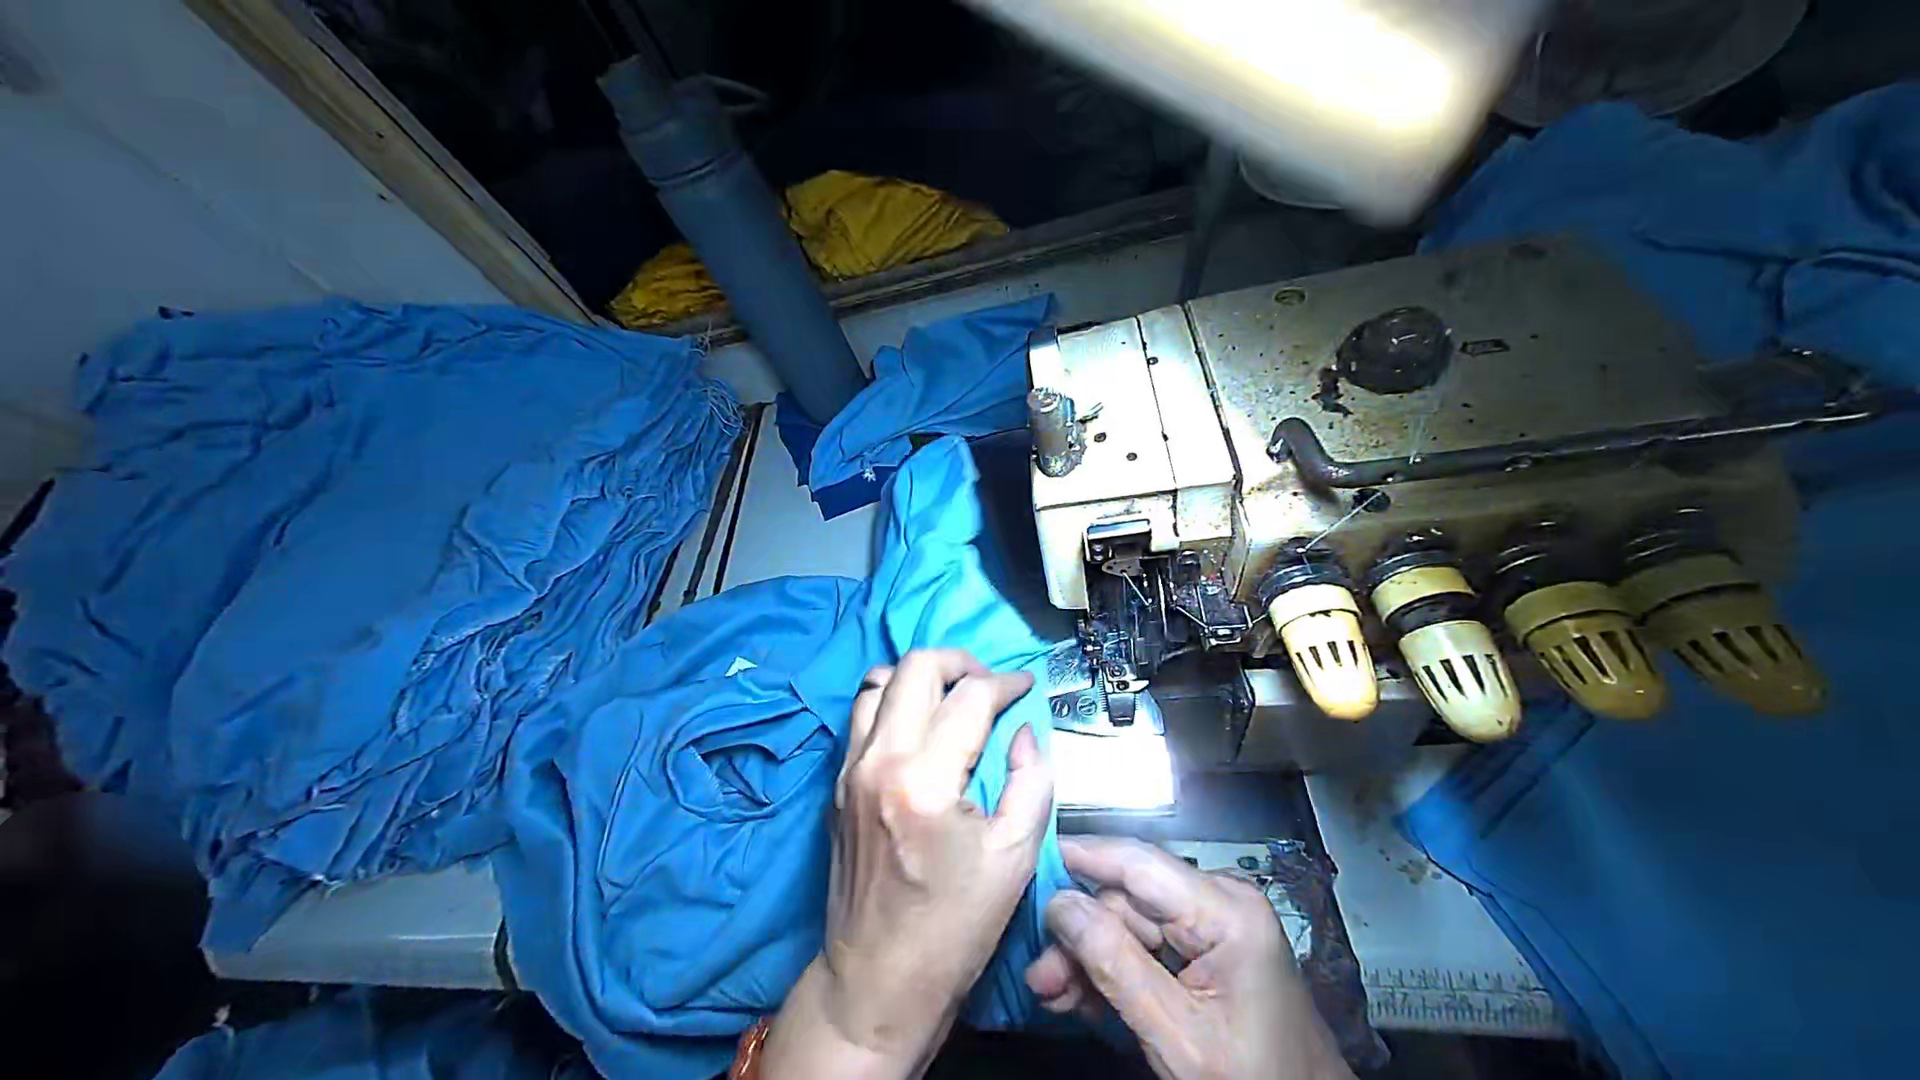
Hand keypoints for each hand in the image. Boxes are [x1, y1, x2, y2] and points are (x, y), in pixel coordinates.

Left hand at [763, 649, 1051, 1079]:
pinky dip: (894, 702)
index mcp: (923, 782)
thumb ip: (1031, 780)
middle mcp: (877, 761)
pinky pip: (862, 716)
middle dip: (960, 661)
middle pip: (915, 667)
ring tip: (952, 695)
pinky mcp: (836, 784)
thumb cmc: (953, 927)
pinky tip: (919, 724)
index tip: (1025, 687)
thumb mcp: (1015, 858)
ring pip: (879, 682)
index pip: (969, 698)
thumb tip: (1024, 729)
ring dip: (920, 677)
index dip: (1006, 683)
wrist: (876, 980)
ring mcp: (848, 770)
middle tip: (989, 681)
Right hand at [1025, 836, 1354, 1079]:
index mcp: (1226, 911)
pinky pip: (1144, 946)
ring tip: (1051, 992)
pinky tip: (1081, 996)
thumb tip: (1058, 903)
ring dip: (1088, 958)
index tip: (1028, 858)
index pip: (1136, 863)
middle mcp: (1217, 900)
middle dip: (1079, 936)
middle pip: (1126, 900)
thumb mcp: (1179, 1036)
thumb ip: (1115, 965)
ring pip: (1127, 925)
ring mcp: (1210, 923)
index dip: (1079, 855)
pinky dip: (1112, 970)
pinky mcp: (1202, 947)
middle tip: (1038, 974)